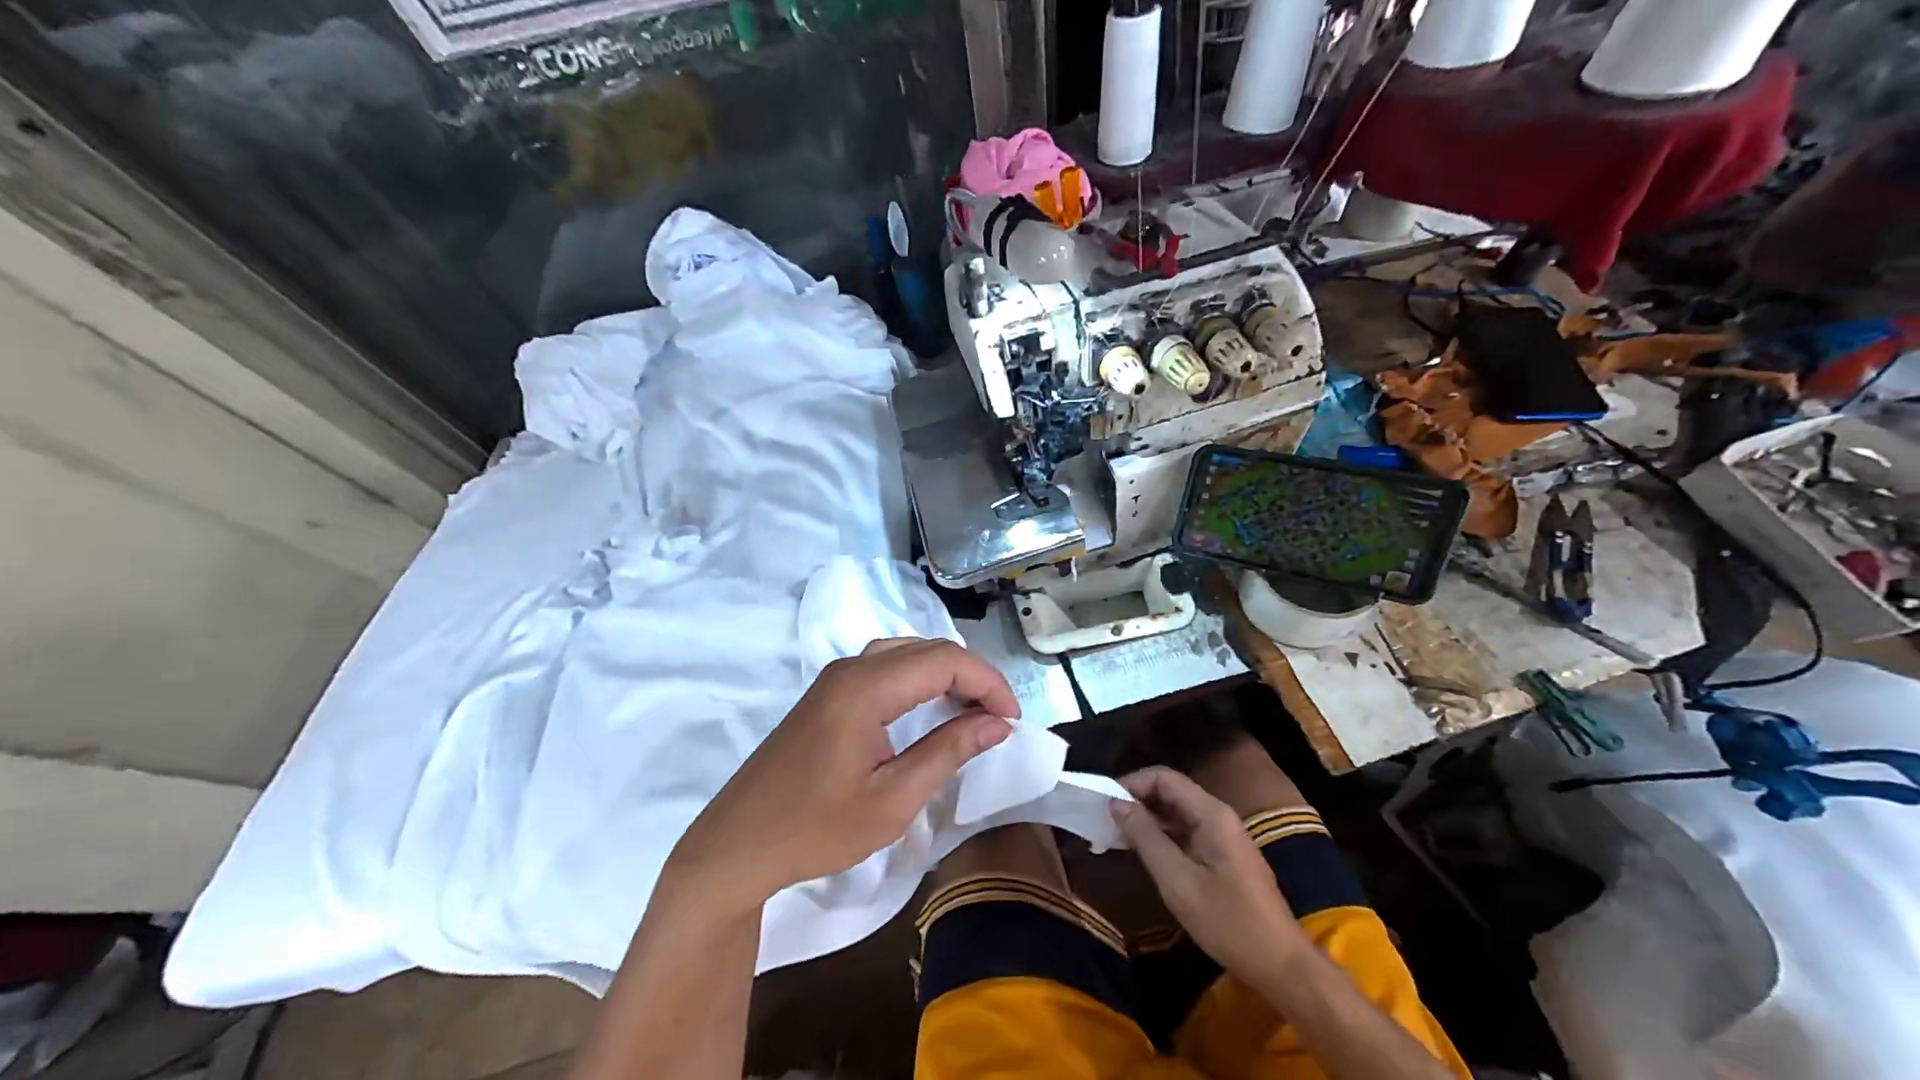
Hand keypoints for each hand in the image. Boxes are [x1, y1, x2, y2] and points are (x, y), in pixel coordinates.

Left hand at [659, 638, 1017, 916]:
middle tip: (998, 720)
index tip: (1012, 721)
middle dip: (971, 676)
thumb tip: (997, 723)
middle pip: (926, 649)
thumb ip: (947, 752)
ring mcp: (833, 679)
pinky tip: (930, 709)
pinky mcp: (826, 694)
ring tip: (972, 713)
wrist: (737, 846)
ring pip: (906, 653)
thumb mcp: (892, 800)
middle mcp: (849, 670)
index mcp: (864, 689)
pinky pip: (884, 668)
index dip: (987, 683)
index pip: (944, 660)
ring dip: (945, 675)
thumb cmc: (815, 830)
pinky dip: (919, 680)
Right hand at [1111, 767, 1308, 979]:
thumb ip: (1145, 837)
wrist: (1279, 963)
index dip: (1132, 783)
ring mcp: (1224, 835)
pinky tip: (1143, 852)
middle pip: (1171, 791)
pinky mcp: (1224, 855)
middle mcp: (1219, 816)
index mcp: (1211, 814)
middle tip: (1105, 819)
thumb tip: (1117, 803)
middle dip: (1137, 800)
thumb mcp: (1177, 880)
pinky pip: (1187, 831)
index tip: (1104, 801)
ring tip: (1116, 835)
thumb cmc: (1227, 921)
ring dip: (1147, 819)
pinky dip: (1162, 836)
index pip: (1164, 778)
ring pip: (1177, 812)